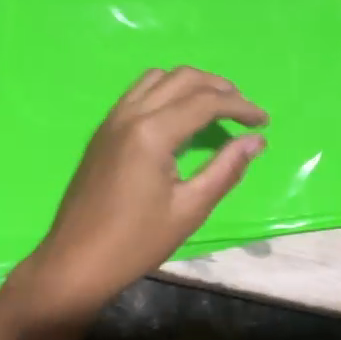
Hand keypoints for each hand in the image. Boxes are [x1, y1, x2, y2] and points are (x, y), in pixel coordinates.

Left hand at [16, 67, 268, 320]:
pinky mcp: (103, 130)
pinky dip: (166, 92)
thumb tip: (256, 140)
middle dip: (219, 87)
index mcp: (152, 132)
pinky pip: (139, 92)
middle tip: (244, 111)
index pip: (205, 102)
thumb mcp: (190, 209)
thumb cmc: (136, 241)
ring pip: (158, 78)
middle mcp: (130, 114)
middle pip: (183, 78)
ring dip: (191, 84)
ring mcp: (112, 119)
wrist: (76, 261)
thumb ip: (226, 169)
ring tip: (215, 108)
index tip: (264, 122)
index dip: (240, 107)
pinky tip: (179, 118)